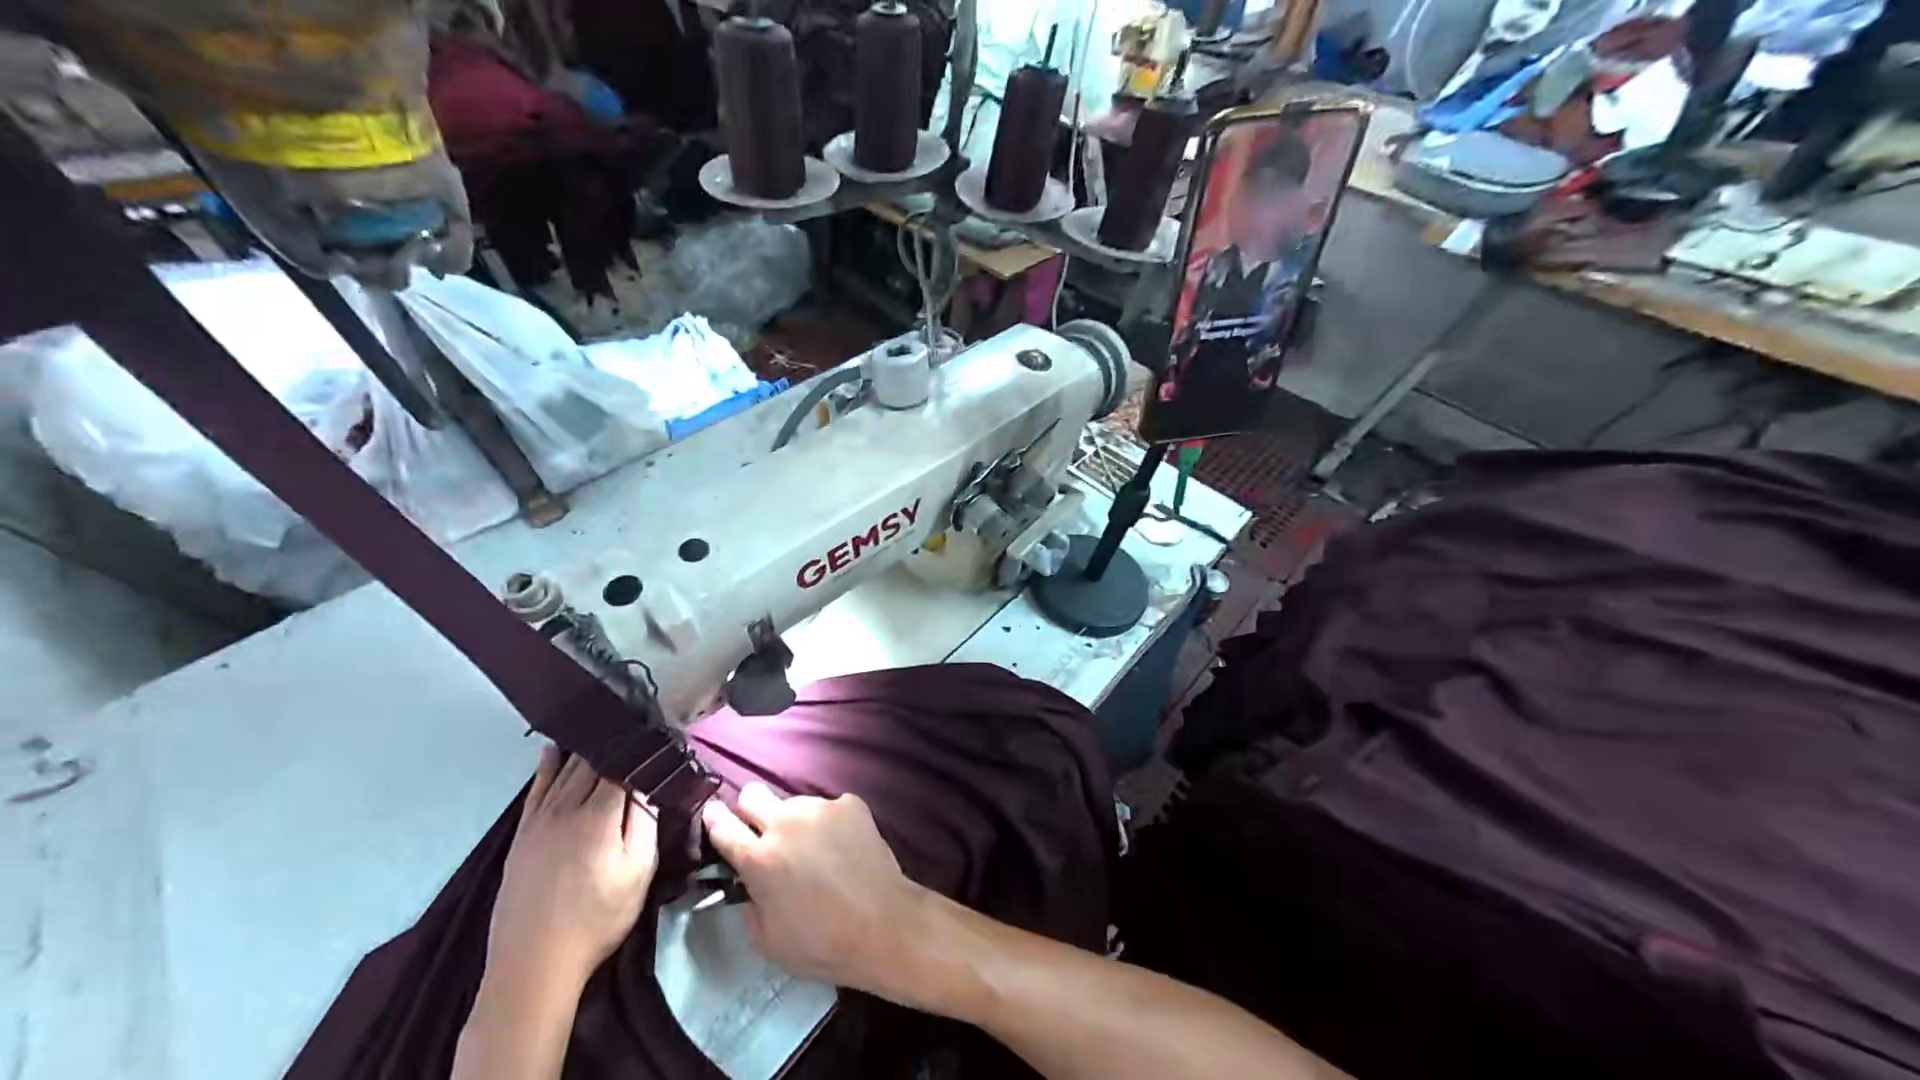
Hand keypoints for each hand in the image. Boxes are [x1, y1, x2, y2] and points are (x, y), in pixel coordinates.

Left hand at [486, 745, 659, 994]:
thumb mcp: (637, 872)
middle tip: (635, 726)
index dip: (640, 748)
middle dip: (615, 744)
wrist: (534, 964)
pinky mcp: (521, 836)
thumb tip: (649, 782)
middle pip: (592, 764)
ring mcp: (538, 821)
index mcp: (598, 816)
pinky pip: (535, 790)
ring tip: (603, 728)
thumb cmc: (598, 918)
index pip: (622, 767)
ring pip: (565, 772)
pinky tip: (552, 751)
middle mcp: (565, 809)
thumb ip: (644, 822)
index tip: (659, 732)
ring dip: (584, 749)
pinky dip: (546, 767)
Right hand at [702, 783, 928, 997]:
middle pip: (752, 794)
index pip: (721, 825)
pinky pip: (829, 807)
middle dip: (751, 810)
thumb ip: (748, 901)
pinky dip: (830, 823)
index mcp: (759, 859)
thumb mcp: (766, 939)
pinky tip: (843, 847)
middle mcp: (785, 824)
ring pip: (794, 803)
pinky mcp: (851, 804)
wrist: (884, 926)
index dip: (714, 820)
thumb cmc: (821, 943)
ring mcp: (820, 808)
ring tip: (816, 852)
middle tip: (764, 834)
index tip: (715, 818)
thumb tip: (746, 879)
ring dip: (795, 822)